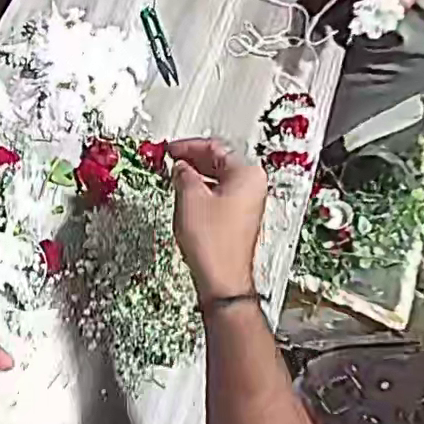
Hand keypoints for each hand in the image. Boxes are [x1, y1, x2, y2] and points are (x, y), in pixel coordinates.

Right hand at [166, 138, 266, 304]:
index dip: (188, 146)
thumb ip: (183, 173)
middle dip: (192, 159)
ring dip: (195, 176)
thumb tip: (180, 167)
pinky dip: (202, 191)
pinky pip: (219, 195)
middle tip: (170, 159)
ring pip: (218, 179)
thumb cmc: (213, 242)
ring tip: (174, 176)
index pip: (215, 147)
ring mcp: (248, 203)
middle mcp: (253, 186)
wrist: (221, 278)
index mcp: (247, 175)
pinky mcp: (239, 218)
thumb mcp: (189, 197)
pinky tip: (186, 195)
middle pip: (219, 162)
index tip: (171, 148)